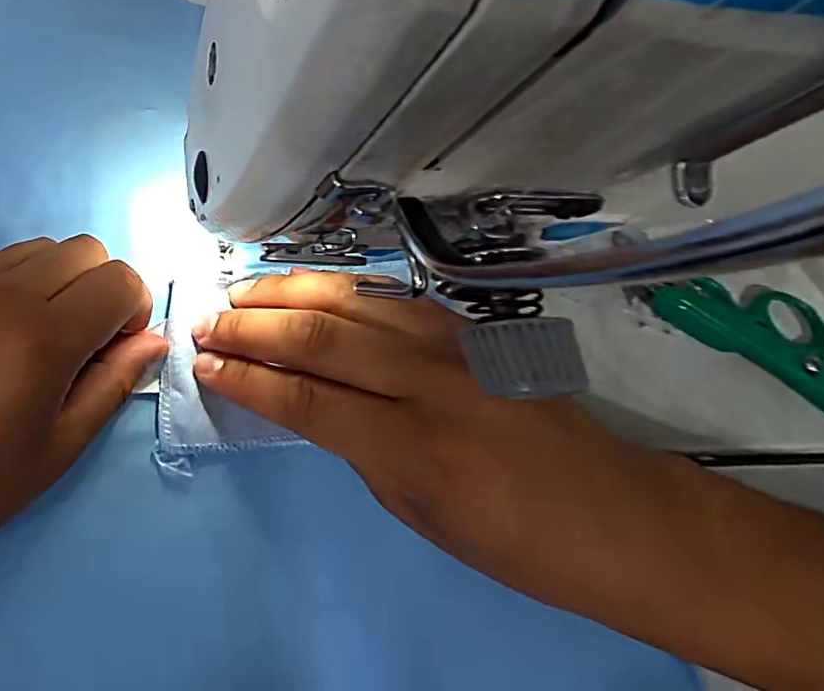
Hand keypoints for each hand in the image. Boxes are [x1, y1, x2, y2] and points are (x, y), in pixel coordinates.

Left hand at [0, 236, 164, 662]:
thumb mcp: (54, 452)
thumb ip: (113, 384)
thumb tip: (154, 339)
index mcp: (40, 341)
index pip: (121, 278)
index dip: (133, 309)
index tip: (114, 347)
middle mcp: (0, 294)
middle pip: (85, 249)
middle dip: (99, 287)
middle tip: (78, 340)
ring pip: (37, 249)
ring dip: (54, 282)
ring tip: (28, 337)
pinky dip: (8, 286)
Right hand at [191, 271, 695, 610]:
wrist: (619, 512)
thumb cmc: (512, 537)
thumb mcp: (416, 509)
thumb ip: (351, 440)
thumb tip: (293, 392)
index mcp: (417, 448)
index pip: (306, 399)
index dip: (247, 378)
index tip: (205, 365)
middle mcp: (431, 381)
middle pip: (318, 336)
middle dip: (249, 326)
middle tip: (204, 323)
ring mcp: (450, 339)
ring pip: (344, 298)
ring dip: (280, 291)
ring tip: (235, 294)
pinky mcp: (462, 320)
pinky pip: (378, 293)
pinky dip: (327, 285)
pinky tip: (298, 285)